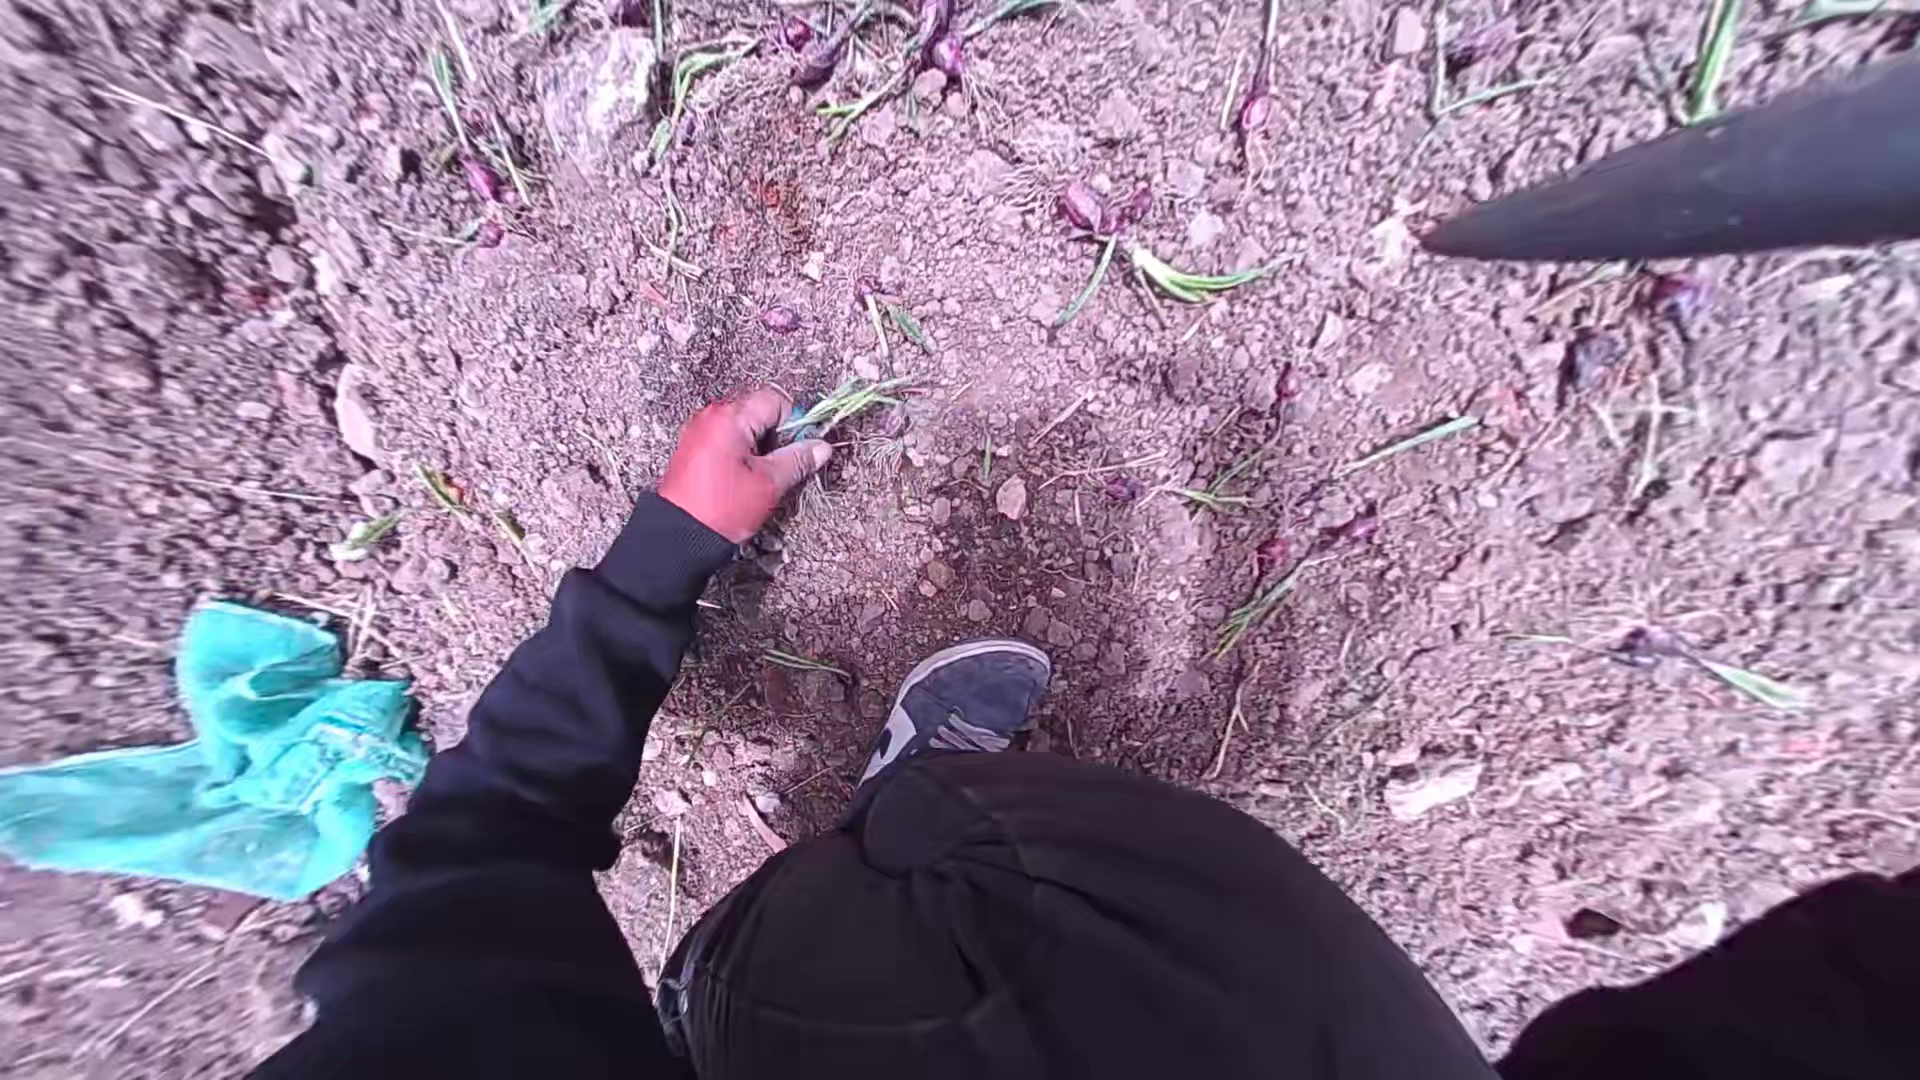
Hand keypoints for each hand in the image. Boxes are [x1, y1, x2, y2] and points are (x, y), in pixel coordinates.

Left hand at [657, 388, 832, 542]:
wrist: (679, 536)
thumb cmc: (720, 509)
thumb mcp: (769, 483)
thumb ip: (798, 460)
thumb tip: (820, 447)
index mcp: (730, 419)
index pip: (775, 401)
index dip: (795, 423)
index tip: (802, 447)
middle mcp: (712, 418)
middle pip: (760, 412)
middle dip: (779, 436)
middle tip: (785, 464)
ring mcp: (701, 433)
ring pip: (746, 428)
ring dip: (763, 447)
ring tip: (764, 476)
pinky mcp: (696, 451)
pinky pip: (729, 441)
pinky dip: (745, 455)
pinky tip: (748, 479)